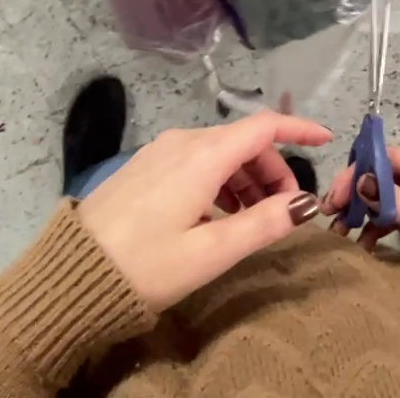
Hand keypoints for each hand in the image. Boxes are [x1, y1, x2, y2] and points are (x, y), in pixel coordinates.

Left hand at [78, 111, 332, 310]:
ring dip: (246, 178)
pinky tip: (217, 215)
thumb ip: (262, 224)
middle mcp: (184, 140)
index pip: (263, 126)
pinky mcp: (147, 164)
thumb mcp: (210, 252)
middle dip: (272, 169)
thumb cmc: (145, 263)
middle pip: (244, 140)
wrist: (72, 272)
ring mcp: (162, 150)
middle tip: (283, 212)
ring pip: (220, 151)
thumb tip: (306, 204)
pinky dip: (220, 180)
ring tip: (250, 220)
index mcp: (203, 155)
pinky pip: (197, 159)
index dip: (299, 129)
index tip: (327, 138)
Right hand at [326, 146, 399, 281]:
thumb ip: (397, 203)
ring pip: (385, 193)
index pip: (385, 157)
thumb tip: (361, 182)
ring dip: (362, 209)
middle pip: (382, 173)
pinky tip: (362, 242)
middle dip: (355, 191)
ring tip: (339, 231)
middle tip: (330, 213)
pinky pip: (394, 211)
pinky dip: (377, 224)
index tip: (335, 195)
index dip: (358, 172)